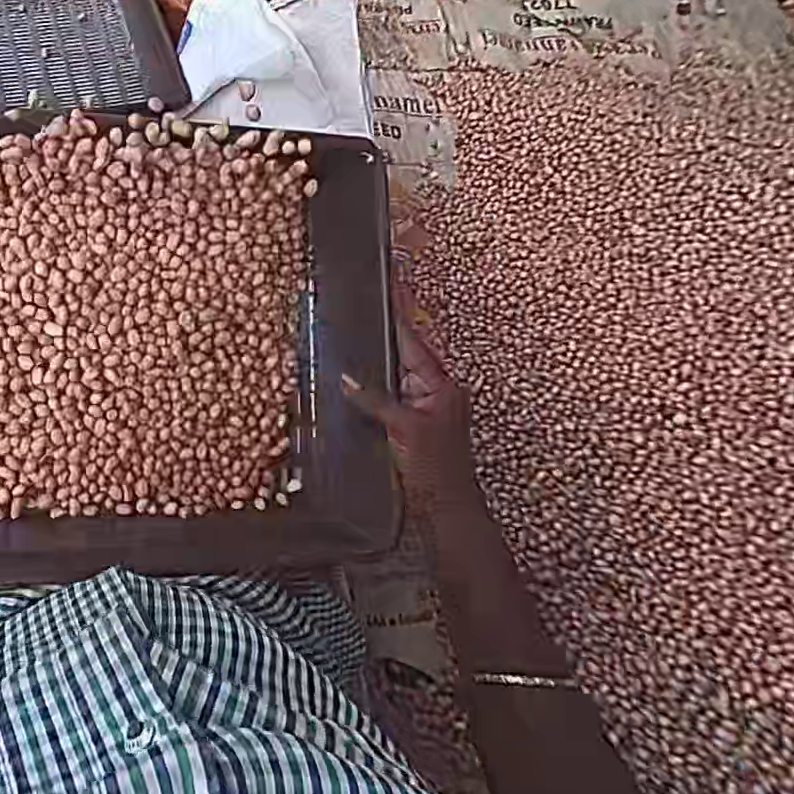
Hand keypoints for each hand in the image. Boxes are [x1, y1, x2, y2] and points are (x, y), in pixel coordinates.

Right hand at [340, 279, 472, 497]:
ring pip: (390, 376)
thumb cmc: (436, 470)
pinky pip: (385, 396)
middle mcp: (431, 391)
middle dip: (380, 333)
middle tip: (358, 306)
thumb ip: (375, 400)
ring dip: (372, 363)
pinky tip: (349, 383)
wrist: (447, 510)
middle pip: (400, 353)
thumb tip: (346, 379)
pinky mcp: (406, 424)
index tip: (391, 283)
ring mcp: (419, 408)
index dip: (400, 311)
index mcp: (440, 385)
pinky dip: (369, 388)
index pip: (413, 340)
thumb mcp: (404, 429)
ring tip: (348, 338)